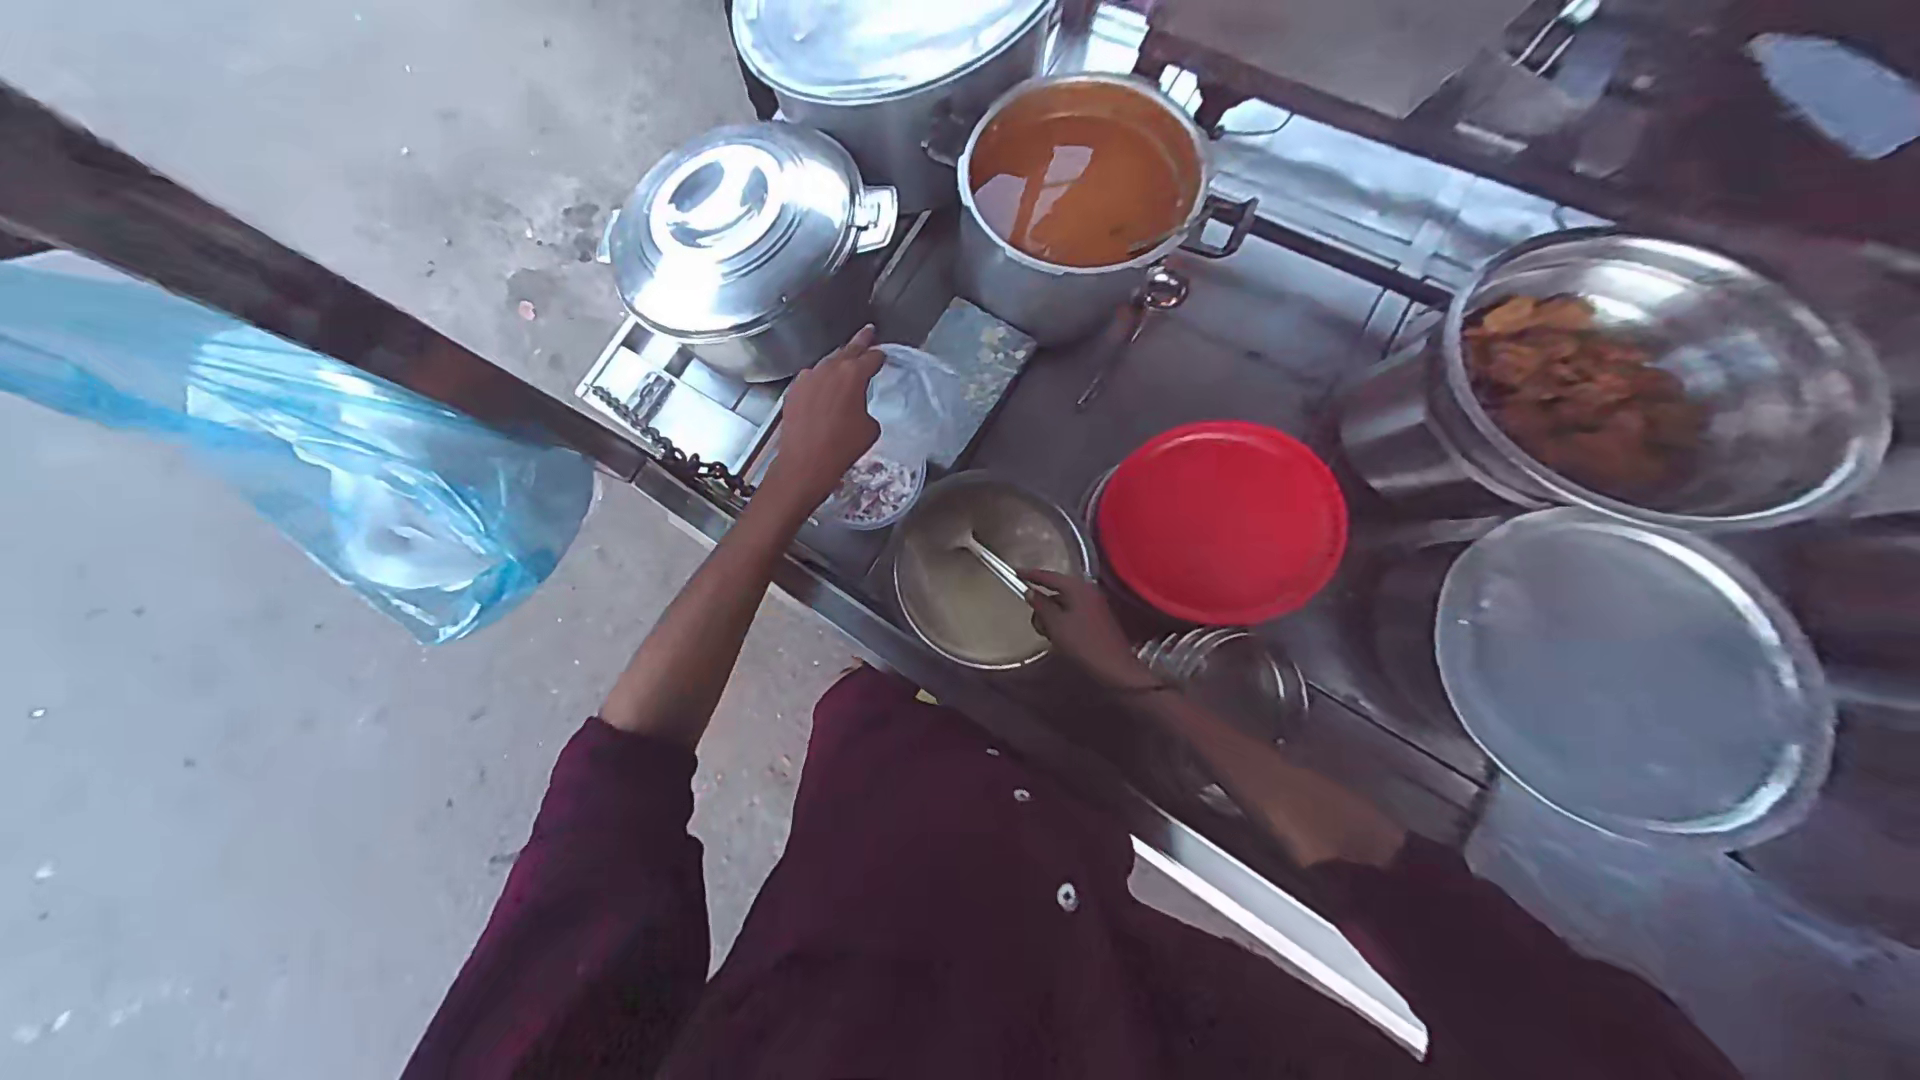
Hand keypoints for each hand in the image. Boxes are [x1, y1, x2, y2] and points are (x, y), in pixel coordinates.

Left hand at [761, 326, 884, 514]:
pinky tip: (824, 388)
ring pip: (827, 364)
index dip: (880, 357)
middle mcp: (829, 369)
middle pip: (848, 350)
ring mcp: (807, 378)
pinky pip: (811, 379)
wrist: (805, 463)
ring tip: (846, 362)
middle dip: (860, 342)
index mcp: (853, 375)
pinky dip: (820, 380)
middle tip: (869, 332)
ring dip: (838, 363)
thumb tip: (857, 407)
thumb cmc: (843, 447)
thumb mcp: (870, 429)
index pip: (872, 357)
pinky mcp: (793, 390)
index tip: (883, 355)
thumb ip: (866, 408)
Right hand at [1022, 570, 1157, 691]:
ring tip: (1050, 635)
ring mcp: (1094, 604)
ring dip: (1052, 616)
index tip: (1014, 573)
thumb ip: (1041, 605)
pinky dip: (1062, 621)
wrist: (1114, 667)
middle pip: (1056, 590)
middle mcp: (1087, 591)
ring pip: (1063, 603)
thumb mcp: (1055, 624)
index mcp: (1077, 588)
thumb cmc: (1083, 644)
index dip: (1030, 574)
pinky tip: (1060, 637)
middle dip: (1042, 605)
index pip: (1049, 576)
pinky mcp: (1097, 617)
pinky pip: (1072, 612)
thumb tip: (1030, 592)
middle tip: (1039, 624)